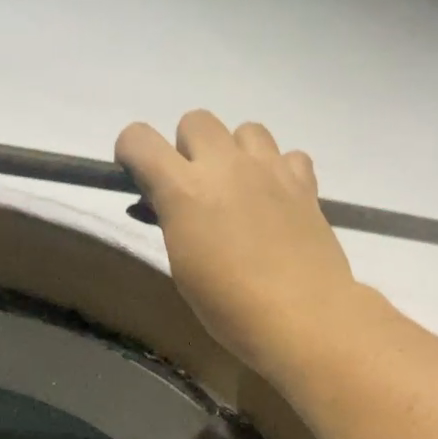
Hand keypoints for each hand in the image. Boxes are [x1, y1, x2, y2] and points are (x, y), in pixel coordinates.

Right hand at [115, 111, 359, 375]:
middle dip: (189, 149)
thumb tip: (167, 204)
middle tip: (198, 193)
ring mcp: (269, 169)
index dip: (133, 153)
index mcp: (184, 190)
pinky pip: (288, 155)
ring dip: (235, 154)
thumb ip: (173, 223)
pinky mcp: (304, 182)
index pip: (139, 139)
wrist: (302, 317)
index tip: (141, 178)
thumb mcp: (184, 268)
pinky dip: (279, 171)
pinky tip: (277, 203)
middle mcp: (225, 166)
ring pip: (245, 130)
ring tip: (241, 195)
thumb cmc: (230, 308)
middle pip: (196, 121)